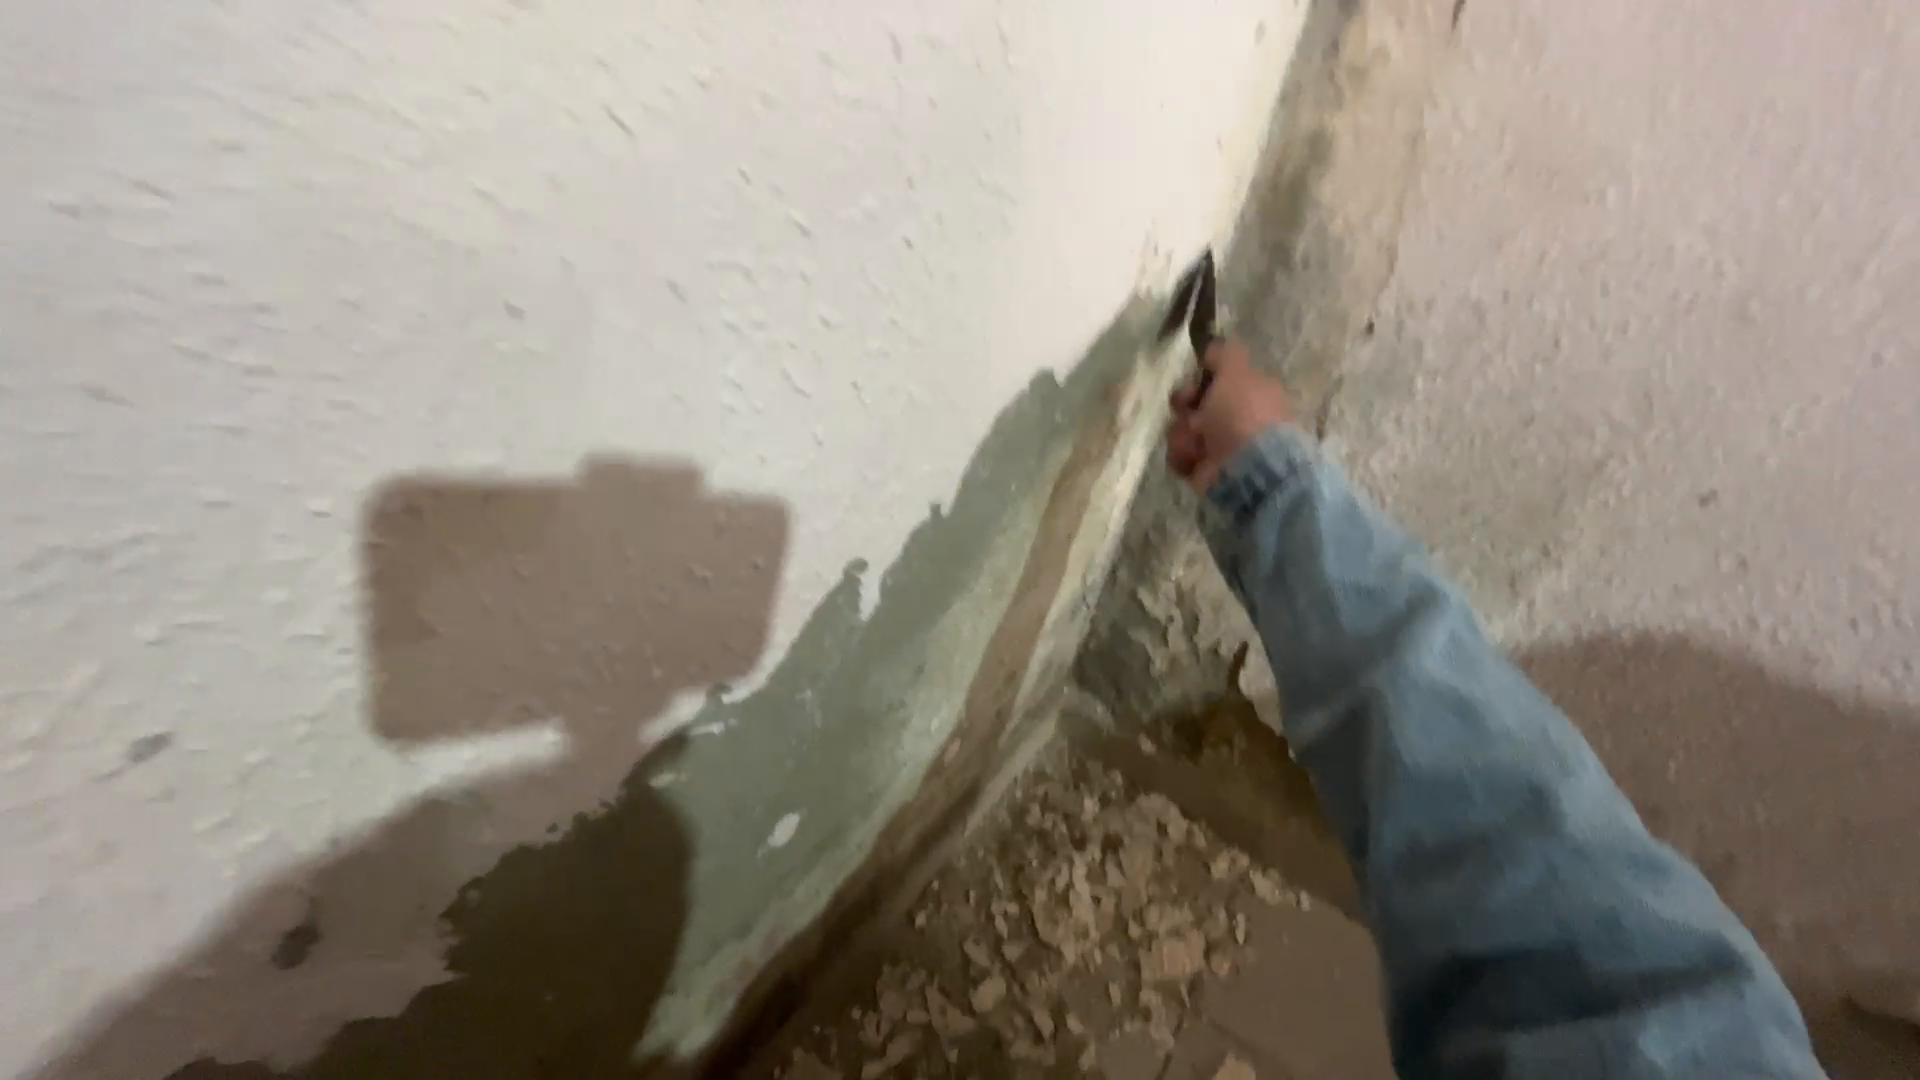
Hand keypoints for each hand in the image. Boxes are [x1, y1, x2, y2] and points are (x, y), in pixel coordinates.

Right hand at [1166, 339, 1296, 492]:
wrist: (1248, 467)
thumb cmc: (1243, 414)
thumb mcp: (1236, 371)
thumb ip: (1224, 354)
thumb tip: (1213, 345)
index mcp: (1248, 392)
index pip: (1213, 380)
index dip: (1198, 378)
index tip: (1195, 380)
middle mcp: (1234, 418)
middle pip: (1192, 403)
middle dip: (1184, 404)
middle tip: (1187, 407)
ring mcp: (1218, 445)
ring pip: (1182, 429)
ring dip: (1183, 433)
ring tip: (1196, 442)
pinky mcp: (1204, 469)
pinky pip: (1180, 455)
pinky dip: (1184, 456)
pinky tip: (1194, 458)